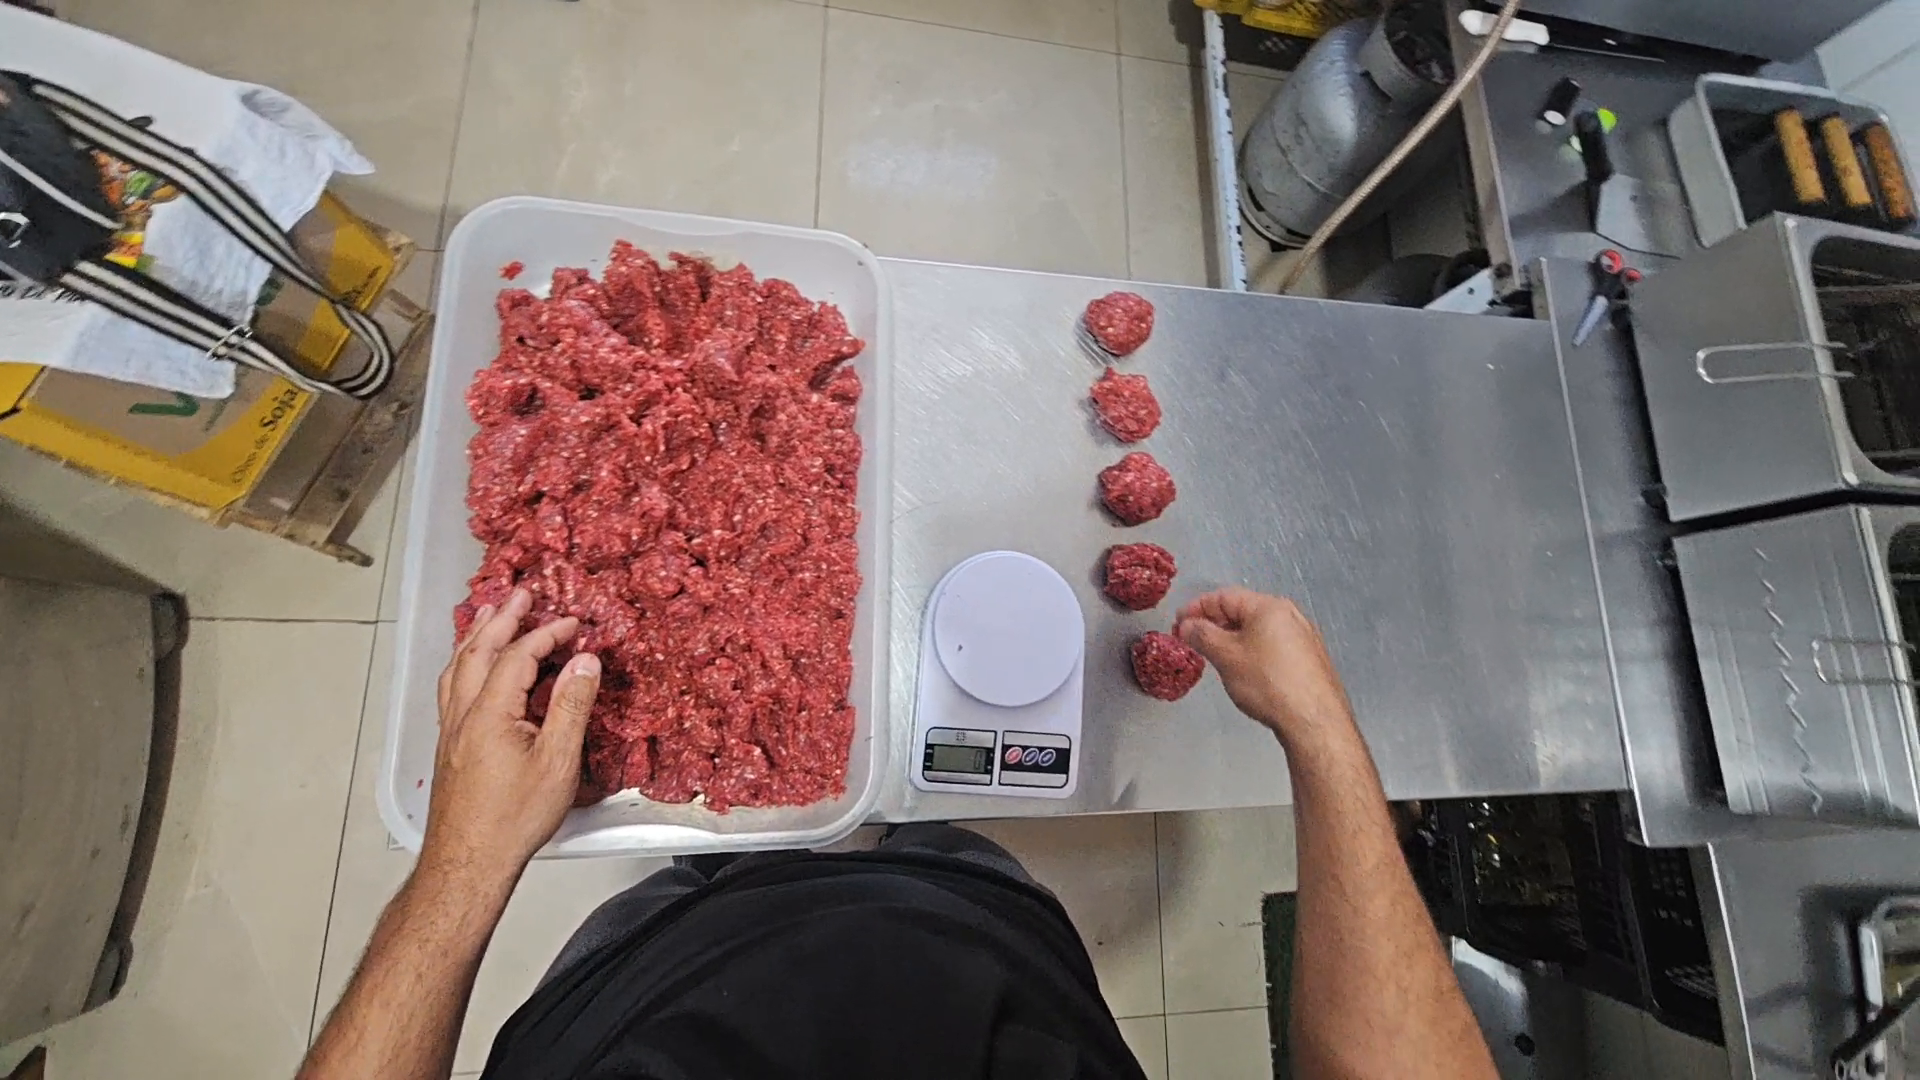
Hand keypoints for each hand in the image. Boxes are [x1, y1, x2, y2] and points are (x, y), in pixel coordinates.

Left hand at [423, 588, 600, 885]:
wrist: (468, 862)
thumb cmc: (515, 816)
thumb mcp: (557, 760)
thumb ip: (571, 706)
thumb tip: (586, 661)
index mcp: (490, 714)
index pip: (517, 657)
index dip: (547, 634)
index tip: (575, 623)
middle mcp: (463, 715)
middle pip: (477, 653)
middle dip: (501, 620)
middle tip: (521, 595)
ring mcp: (451, 730)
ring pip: (458, 669)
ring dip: (476, 636)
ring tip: (489, 614)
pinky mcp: (449, 745)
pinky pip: (453, 688)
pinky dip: (465, 662)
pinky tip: (473, 665)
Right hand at [1175, 588, 1357, 753]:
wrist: (1314, 722)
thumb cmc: (1268, 683)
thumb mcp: (1225, 656)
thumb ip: (1201, 635)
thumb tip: (1186, 625)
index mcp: (1269, 607)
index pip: (1223, 596)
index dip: (1196, 608)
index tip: (1178, 623)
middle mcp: (1290, 615)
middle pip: (1241, 611)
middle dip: (1213, 624)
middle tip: (1191, 640)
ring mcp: (1303, 637)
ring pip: (1256, 630)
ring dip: (1230, 638)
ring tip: (1213, 656)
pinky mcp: (1309, 659)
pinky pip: (1271, 645)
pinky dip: (1250, 650)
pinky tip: (1242, 670)